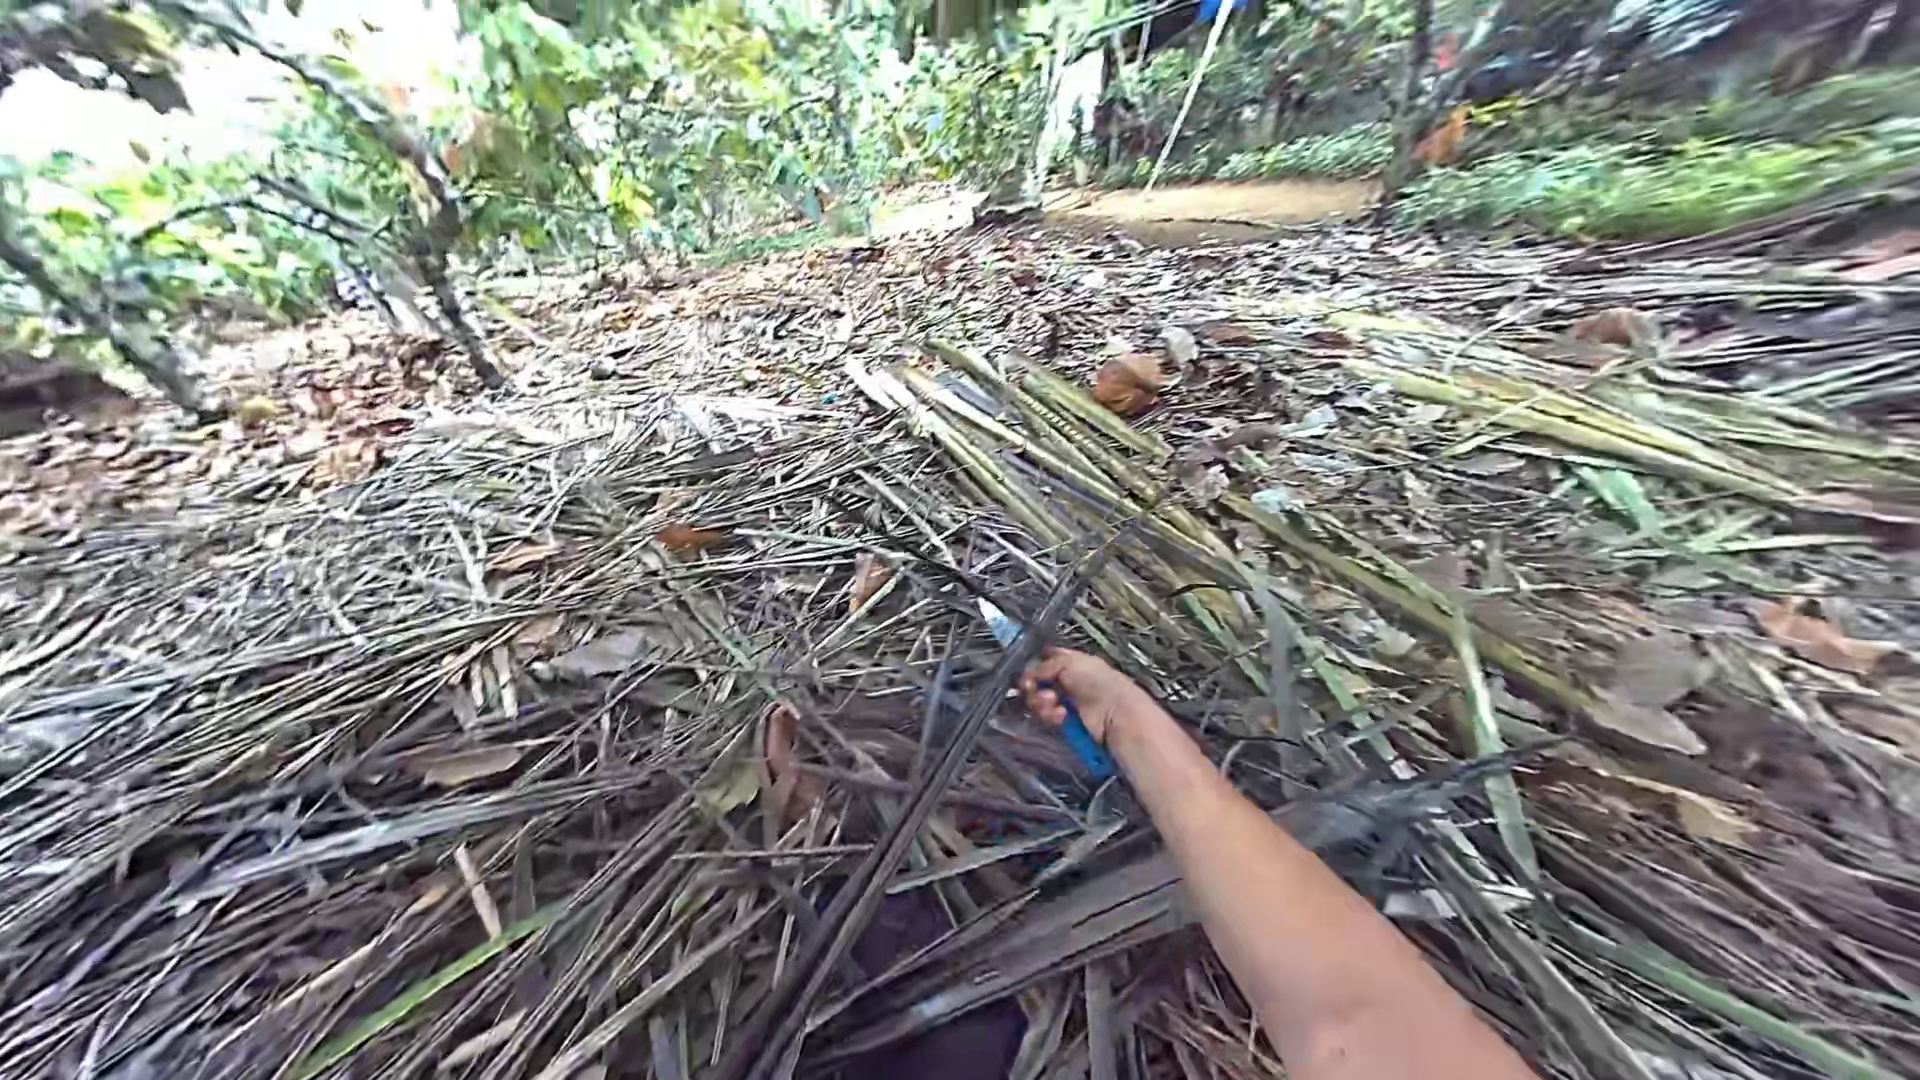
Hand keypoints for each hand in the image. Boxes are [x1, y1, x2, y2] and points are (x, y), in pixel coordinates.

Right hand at [1019, 647, 1155, 744]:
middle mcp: (1068, 680)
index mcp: (1073, 662)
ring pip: (1039, 700)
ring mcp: (1066, 702)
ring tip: (1051, 702)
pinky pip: (1047, 717)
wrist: (1114, 713)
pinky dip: (1050, 715)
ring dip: (1040, 702)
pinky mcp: (1065, 723)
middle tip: (1033, 689)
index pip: (1048, 659)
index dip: (1037, 664)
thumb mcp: (1069, 663)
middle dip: (1033, 686)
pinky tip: (1061, 715)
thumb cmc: (1096, 682)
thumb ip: (1045, 666)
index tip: (1029, 671)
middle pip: (1039, 682)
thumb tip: (1029, 676)